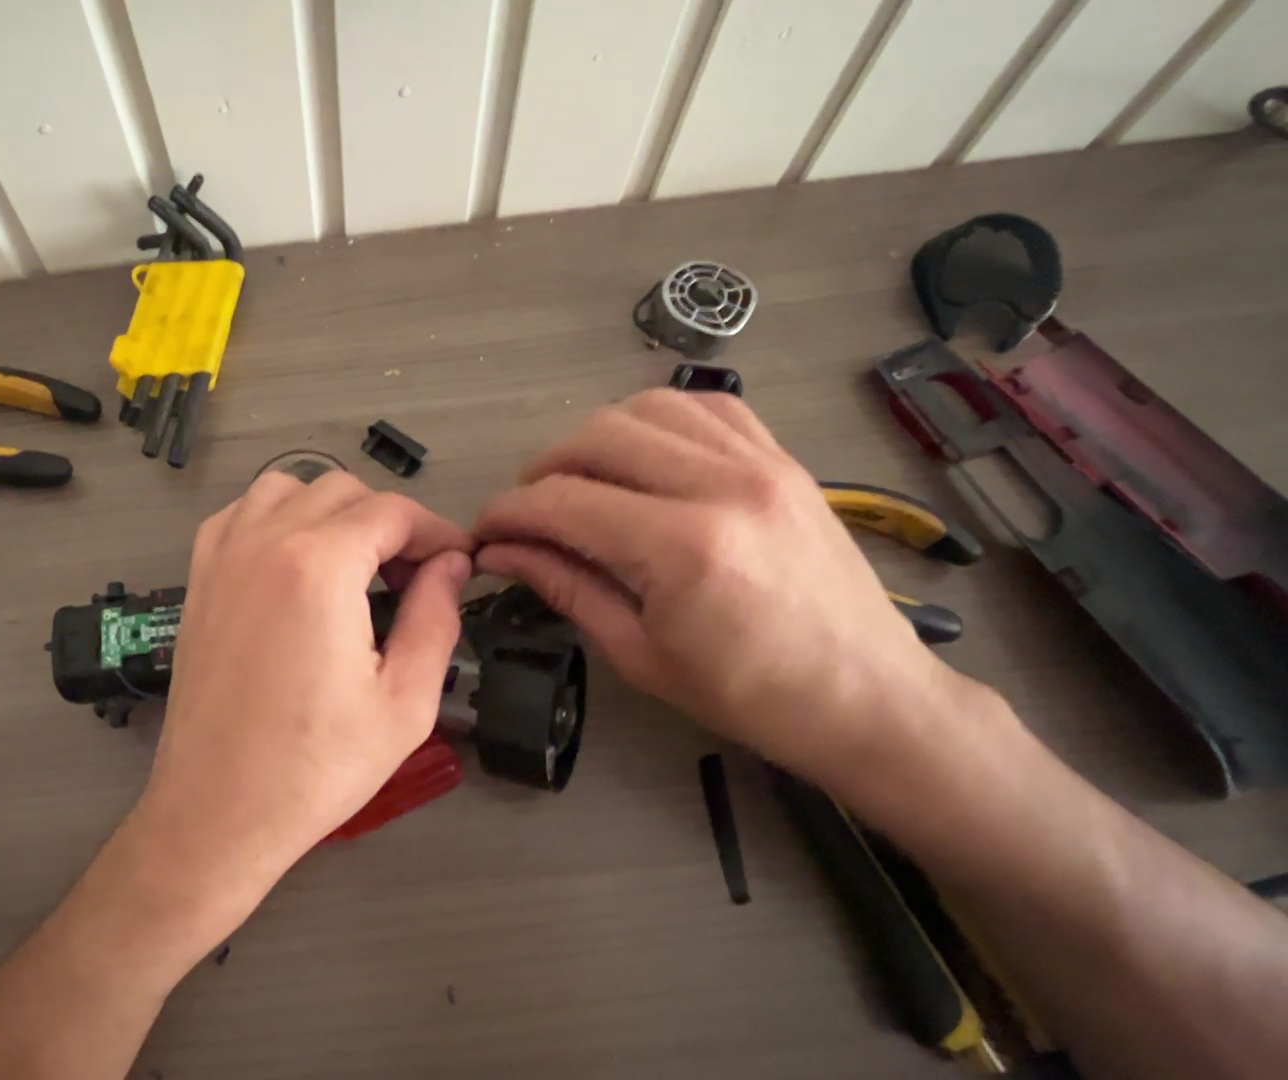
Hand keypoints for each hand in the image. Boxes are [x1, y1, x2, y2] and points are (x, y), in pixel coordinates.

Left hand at [131, 470, 473, 903]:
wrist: (218, 810)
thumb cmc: (315, 767)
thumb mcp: (404, 702)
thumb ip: (435, 619)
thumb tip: (451, 567)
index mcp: (320, 566)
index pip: (393, 511)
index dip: (436, 532)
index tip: (457, 563)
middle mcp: (264, 541)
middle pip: (343, 490)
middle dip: (389, 523)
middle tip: (413, 579)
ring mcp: (222, 555)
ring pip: (287, 488)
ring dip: (331, 512)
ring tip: (355, 566)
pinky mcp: (198, 578)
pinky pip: (241, 514)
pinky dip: (276, 518)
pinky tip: (295, 565)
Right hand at [473, 389, 955, 781]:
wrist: (866, 696)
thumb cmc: (747, 695)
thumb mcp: (638, 653)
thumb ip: (565, 587)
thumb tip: (500, 553)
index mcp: (682, 548)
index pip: (563, 501)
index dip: (509, 513)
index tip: (485, 532)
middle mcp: (721, 485)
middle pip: (597, 438)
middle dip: (542, 471)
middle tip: (528, 513)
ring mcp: (761, 462)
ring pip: (647, 408)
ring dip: (595, 438)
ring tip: (581, 480)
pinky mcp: (784, 458)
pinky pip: (707, 407)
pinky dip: (659, 419)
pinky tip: (645, 455)